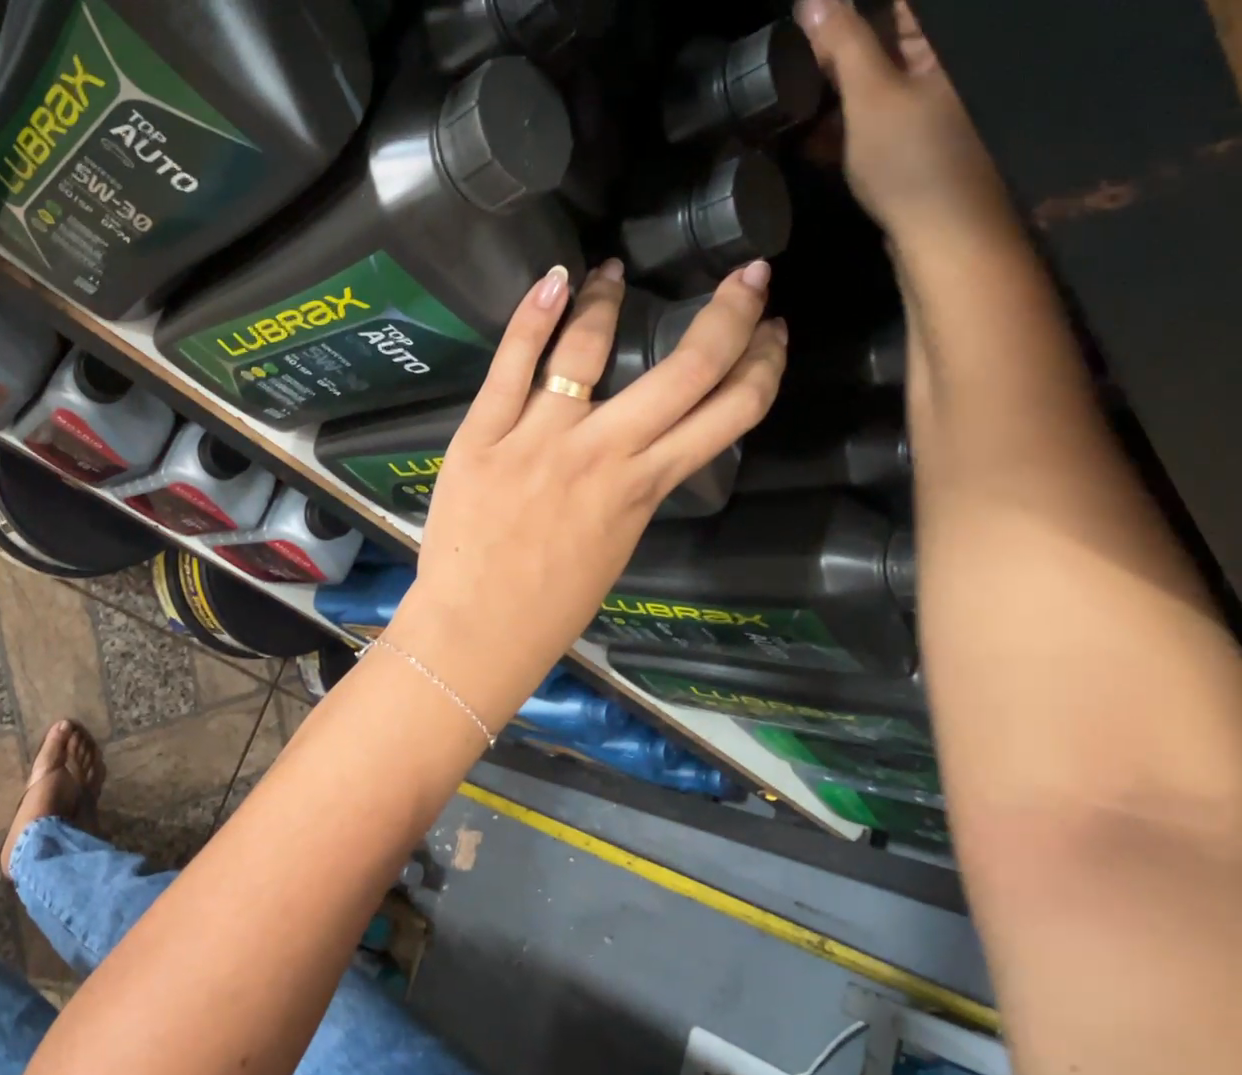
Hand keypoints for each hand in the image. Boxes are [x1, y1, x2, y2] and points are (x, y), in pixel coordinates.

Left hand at [388, 260, 786, 722]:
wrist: (476, 628)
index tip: (773, 332)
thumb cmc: (548, 605)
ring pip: (590, 350)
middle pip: (686, 369)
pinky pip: (512, 365)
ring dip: (611, 300)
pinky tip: (553, 280)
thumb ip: (635, 491)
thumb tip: (646, 448)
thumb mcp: (616, 547)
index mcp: (645, 488)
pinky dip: (535, 317)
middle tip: (748, 274)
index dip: (762, 365)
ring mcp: (539, 440)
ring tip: (615, 270)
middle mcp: (603, 454)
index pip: (728, 412)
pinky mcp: (483, 436)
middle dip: (729, 314)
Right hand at [795, 0, 1014, 243]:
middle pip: (883, 42)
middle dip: (835, 51)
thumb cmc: (914, 160)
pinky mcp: (912, 141)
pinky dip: (841, 121)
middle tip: (789, 63)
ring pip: (873, 81)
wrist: (944, 236)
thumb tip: (812, 1)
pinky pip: (871, 116)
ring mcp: (930, 105)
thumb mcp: (871, 97)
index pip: (895, 9)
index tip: (806, 27)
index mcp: (946, 44)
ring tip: (789, 97)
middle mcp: (945, 66)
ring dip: (833, 88)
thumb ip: (844, 45)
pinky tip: (808, 134)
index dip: (847, 14)